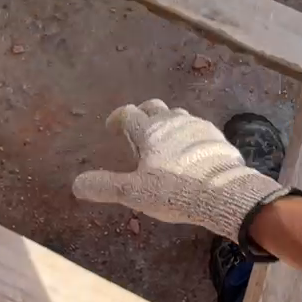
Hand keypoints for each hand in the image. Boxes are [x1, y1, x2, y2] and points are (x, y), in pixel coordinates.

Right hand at [72, 100, 289, 241]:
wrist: (225, 193)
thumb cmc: (174, 191)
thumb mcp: (135, 193)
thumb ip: (105, 186)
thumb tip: (77, 184)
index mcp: (149, 130)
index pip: (128, 114)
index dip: (117, 119)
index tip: (112, 128)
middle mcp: (172, 121)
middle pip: (153, 107)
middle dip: (142, 115)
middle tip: (137, 133)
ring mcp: (197, 126)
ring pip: (177, 116)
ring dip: (166, 124)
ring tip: (163, 144)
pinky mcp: (217, 137)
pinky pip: (196, 129)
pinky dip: (186, 136)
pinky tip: (188, 153)